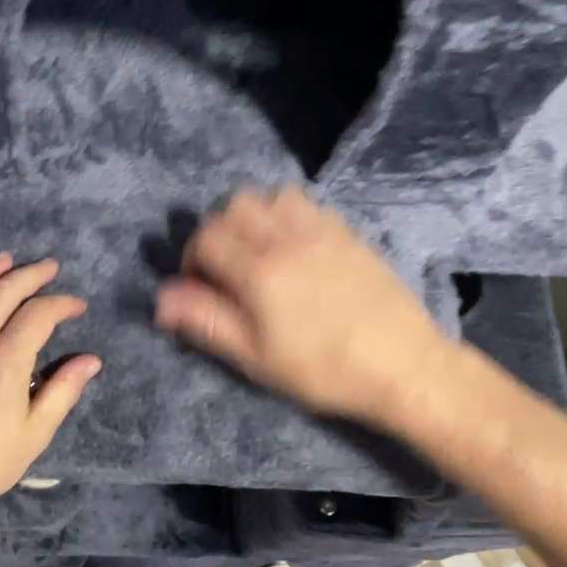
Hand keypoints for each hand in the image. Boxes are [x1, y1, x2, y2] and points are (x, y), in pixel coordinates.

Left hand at [0, 253, 100, 534]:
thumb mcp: (34, 434)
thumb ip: (62, 391)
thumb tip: (90, 360)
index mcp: (5, 361)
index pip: (38, 315)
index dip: (61, 304)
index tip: (77, 306)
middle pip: (1, 293)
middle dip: (29, 275)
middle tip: (47, 267)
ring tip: (3, 260)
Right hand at [154, 187, 457, 426]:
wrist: (403, 365)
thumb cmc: (322, 370)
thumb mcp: (255, 357)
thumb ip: (207, 321)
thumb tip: (162, 298)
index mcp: (259, 270)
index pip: (206, 236)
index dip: (191, 259)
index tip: (199, 287)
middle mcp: (288, 238)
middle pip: (235, 205)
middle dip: (219, 231)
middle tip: (225, 269)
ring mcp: (323, 230)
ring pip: (271, 196)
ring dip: (254, 218)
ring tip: (259, 255)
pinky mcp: (349, 234)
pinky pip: (308, 205)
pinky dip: (288, 218)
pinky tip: (295, 252)